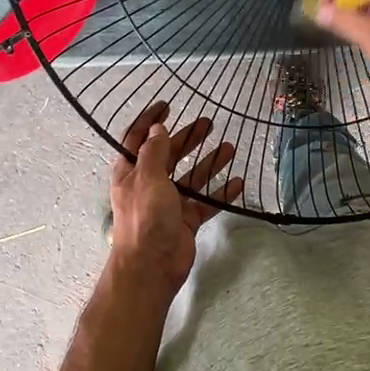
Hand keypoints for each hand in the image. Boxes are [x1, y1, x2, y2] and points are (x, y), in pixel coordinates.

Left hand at [108, 101, 244, 292]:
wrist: (151, 265)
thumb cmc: (145, 218)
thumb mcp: (148, 178)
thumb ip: (154, 152)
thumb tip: (158, 129)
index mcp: (132, 172)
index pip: (139, 139)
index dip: (150, 120)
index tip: (167, 104)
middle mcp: (149, 185)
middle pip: (170, 156)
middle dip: (187, 139)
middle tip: (208, 123)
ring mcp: (168, 204)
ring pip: (192, 178)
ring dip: (209, 163)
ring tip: (229, 148)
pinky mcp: (186, 221)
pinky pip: (206, 203)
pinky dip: (221, 194)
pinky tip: (237, 183)